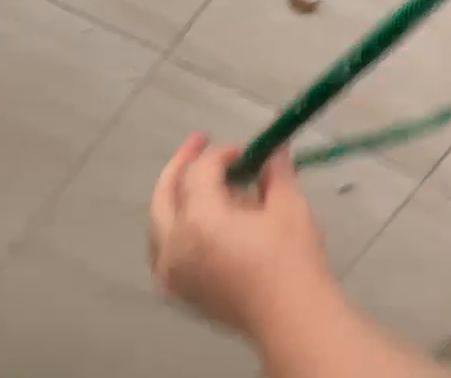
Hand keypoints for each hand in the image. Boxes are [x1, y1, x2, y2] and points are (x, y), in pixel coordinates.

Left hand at [148, 133, 335, 338]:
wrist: (286, 309)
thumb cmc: (291, 254)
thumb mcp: (289, 207)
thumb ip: (275, 176)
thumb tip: (273, 152)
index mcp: (201, 222)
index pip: (199, 175)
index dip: (221, 154)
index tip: (248, 149)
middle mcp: (172, 245)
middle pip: (162, 198)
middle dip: (180, 165)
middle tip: (198, 141)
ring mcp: (168, 270)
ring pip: (159, 224)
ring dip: (178, 197)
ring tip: (209, 183)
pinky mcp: (175, 287)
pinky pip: (166, 247)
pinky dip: (180, 224)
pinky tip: (209, 221)